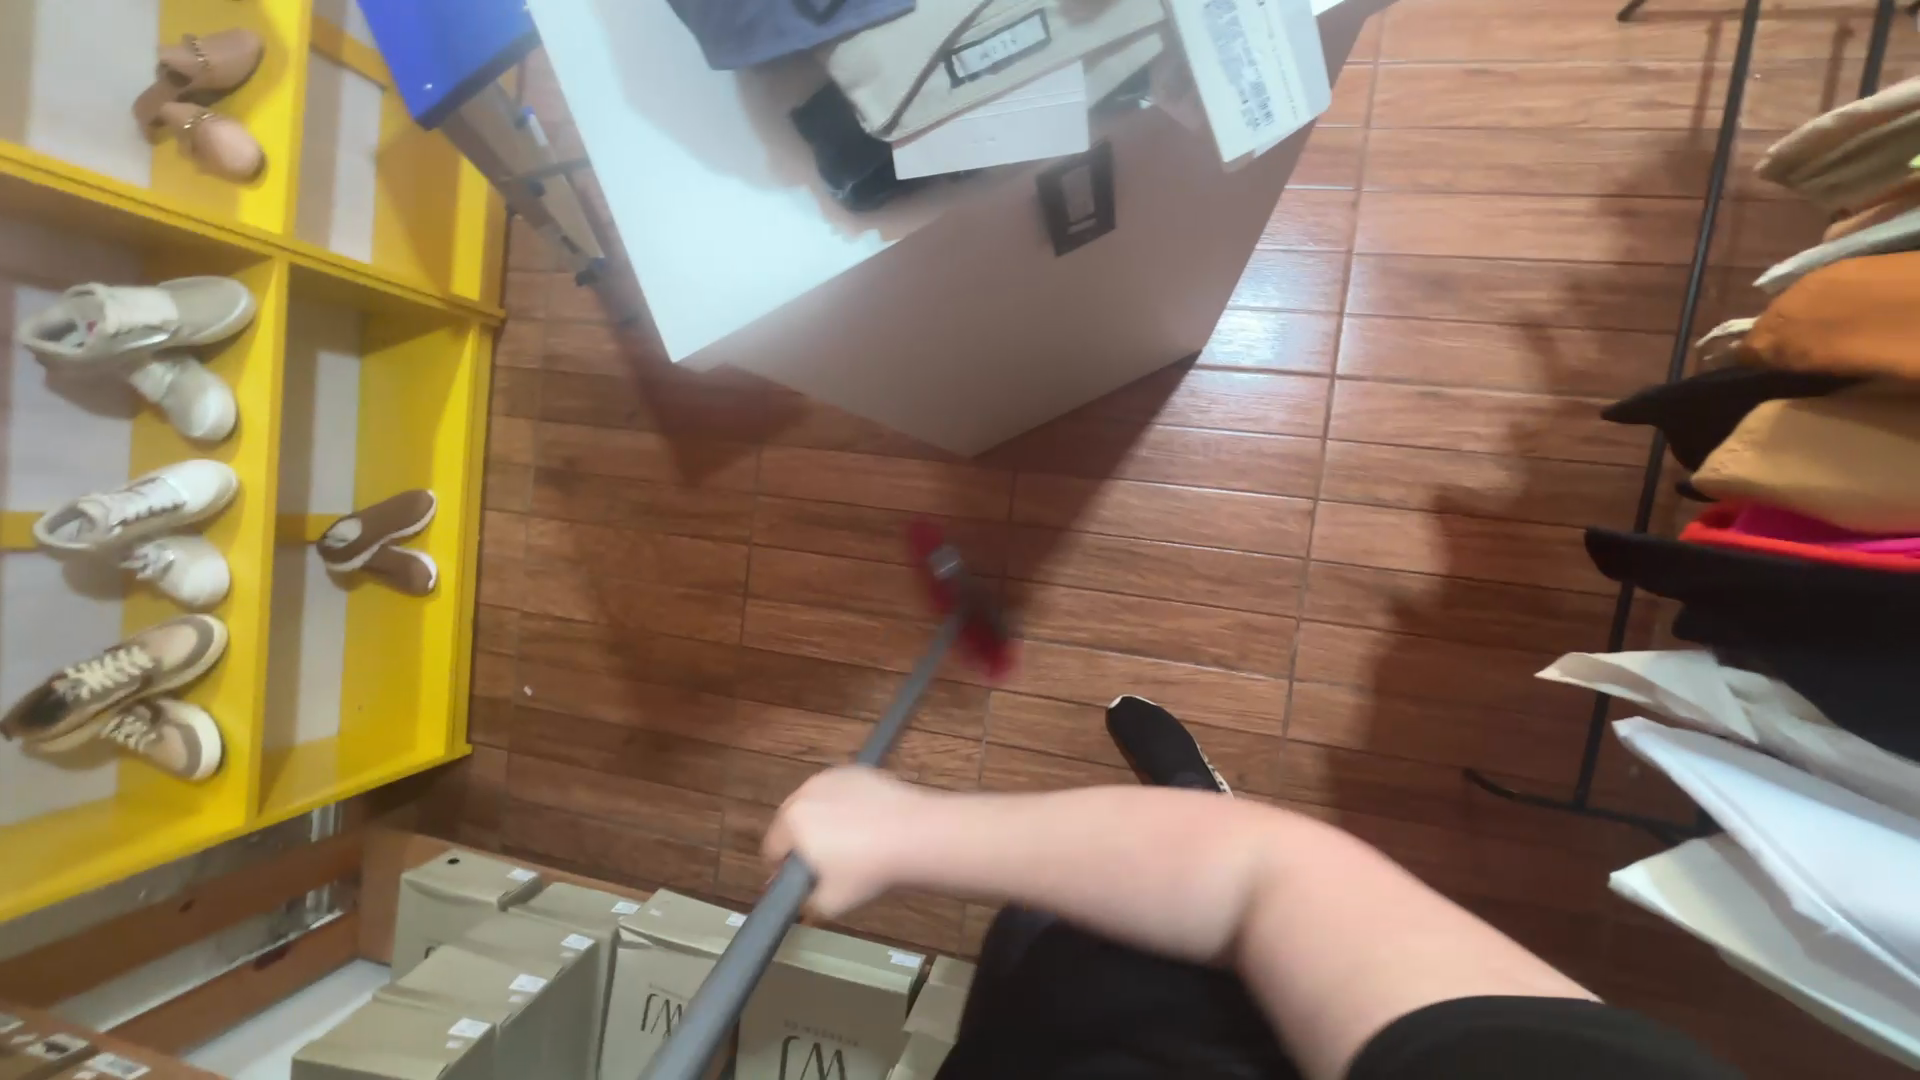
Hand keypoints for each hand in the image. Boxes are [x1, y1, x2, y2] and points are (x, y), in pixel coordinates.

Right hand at [763, 766, 931, 918]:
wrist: (913, 833)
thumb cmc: (868, 868)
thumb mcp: (830, 902)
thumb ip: (806, 903)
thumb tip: (802, 898)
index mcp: (792, 821)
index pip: (772, 848)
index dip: (782, 868)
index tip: (799, 878)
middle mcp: (806, 792)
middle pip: (789, 820)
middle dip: (799, 840)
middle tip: (822, 861)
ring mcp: (832, 777)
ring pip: (813, 802)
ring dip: (819, 819)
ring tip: (845, 841)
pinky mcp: (856, 771)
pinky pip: (838, 791)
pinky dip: (842, 804)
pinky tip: (862, 822)